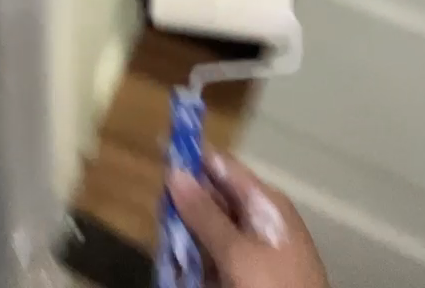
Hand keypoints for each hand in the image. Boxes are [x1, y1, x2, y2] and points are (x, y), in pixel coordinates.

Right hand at [169, 151, 328, 287]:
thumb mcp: (236, 253)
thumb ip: (203, 213)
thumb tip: (174, 171)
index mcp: (265, 202)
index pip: (222, 164)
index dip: (191, 156)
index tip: (159, 150)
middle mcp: (261, 218)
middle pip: (214, 197)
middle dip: (185, 204)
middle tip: (159, 213)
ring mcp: (257, 249)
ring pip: (211, 229)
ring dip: (188, 236)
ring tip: (169, 247)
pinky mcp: (251, 274)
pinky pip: (218, 256)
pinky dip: (200, 261)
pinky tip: (184, 270)